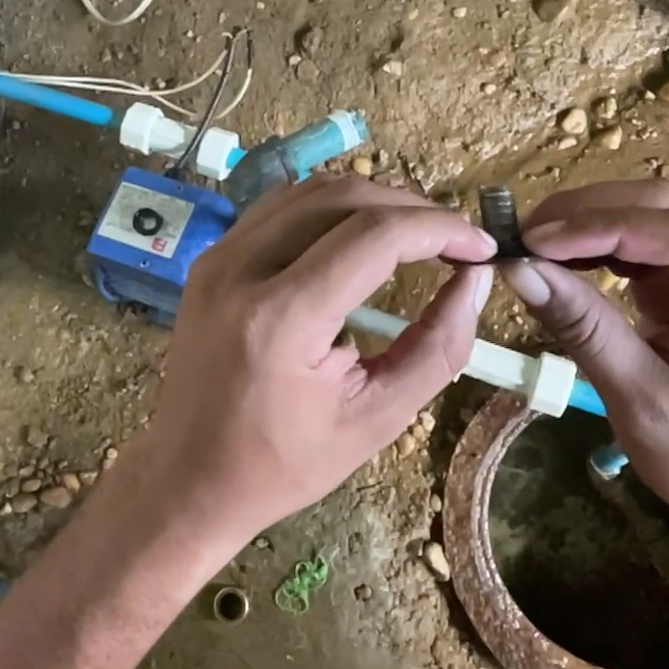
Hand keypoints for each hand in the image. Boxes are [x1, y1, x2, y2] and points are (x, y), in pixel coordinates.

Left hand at [138, 176, 495, 547]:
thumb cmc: (282, 464)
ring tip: (414, 236)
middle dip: (411, 208)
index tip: (481, 248)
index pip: (374, 235)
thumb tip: (473, 281)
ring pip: (310, 190)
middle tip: (453, 242)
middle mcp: (240, 270)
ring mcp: (218, 258)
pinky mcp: (211, 259)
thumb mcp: (376, 420)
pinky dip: (330, 209)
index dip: (439, 229)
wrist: (187, 477)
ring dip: (371, 201)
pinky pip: (279, 207)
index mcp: (280, 319)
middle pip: (343, 196)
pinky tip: (358, 238)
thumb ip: (436, 348)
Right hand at [499, 180, 668, 542]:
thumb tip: (519, 269)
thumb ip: (587, 332)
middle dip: (594, 215)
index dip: (608, 228)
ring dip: (595, 220)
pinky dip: (606, 240)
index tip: (535, 241)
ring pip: (665, 213)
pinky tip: (565, 253)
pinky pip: (657, 237)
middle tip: (522, 236)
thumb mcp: (644, 408)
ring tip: (534, 243)